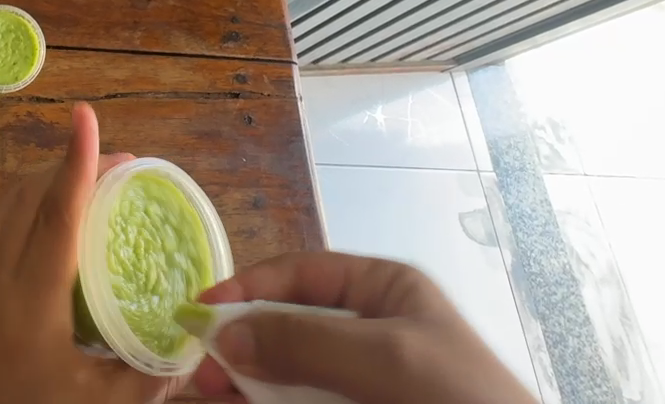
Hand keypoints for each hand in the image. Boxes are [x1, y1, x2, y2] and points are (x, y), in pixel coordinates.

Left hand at [0, 102, 174, 403]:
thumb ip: (150, 375)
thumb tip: (197, 344)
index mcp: (31, 300)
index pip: (58, 213)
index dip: (77, 161)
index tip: (85, 115)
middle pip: (31, 197)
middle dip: (72, 166)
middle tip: (120, 164)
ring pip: (4, 205)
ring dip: (42, 180)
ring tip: (83, 178)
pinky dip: (14, 202)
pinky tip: (33, 210)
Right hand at [193, 252, 536, 403]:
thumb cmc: (462, 402)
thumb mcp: (387, 359)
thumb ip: (305, 341)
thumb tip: (225, 334)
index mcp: (383, 291)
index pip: (299, 274)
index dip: (248, 288)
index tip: (202, 310)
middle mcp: (367, 331)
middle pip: (286, 325)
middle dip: (242, 342)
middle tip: (201, 367)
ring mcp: (363, 383)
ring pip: (289, 372)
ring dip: (248, 380)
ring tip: (211, 392)